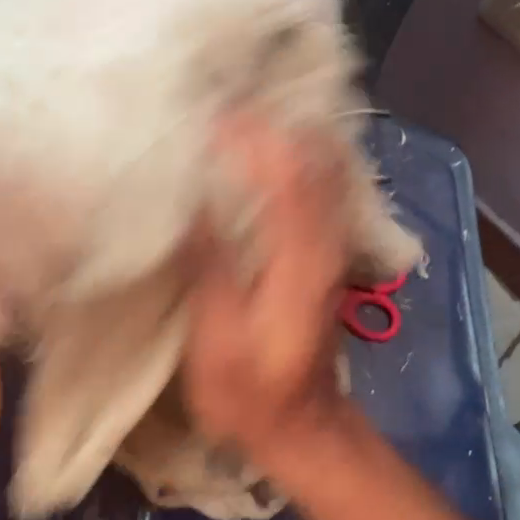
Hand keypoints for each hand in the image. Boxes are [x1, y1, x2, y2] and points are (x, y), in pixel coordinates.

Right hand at [182, 115, 354, 462]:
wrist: (301, 427)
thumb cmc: (251, 394)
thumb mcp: (218, 341)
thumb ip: (210, 269)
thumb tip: (192, 204)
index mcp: (299, 259)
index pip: (287, 174)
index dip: (252, 136)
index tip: (208, 113)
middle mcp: (323, 240)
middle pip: (311, 157)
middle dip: (272, 118)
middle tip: (222, 91)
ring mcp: (327, 243)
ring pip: (316, 166)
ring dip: (280, 131)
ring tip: (233, 106)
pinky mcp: (319, 250)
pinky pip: (311, 184)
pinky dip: (287, 155)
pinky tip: (255, 146)